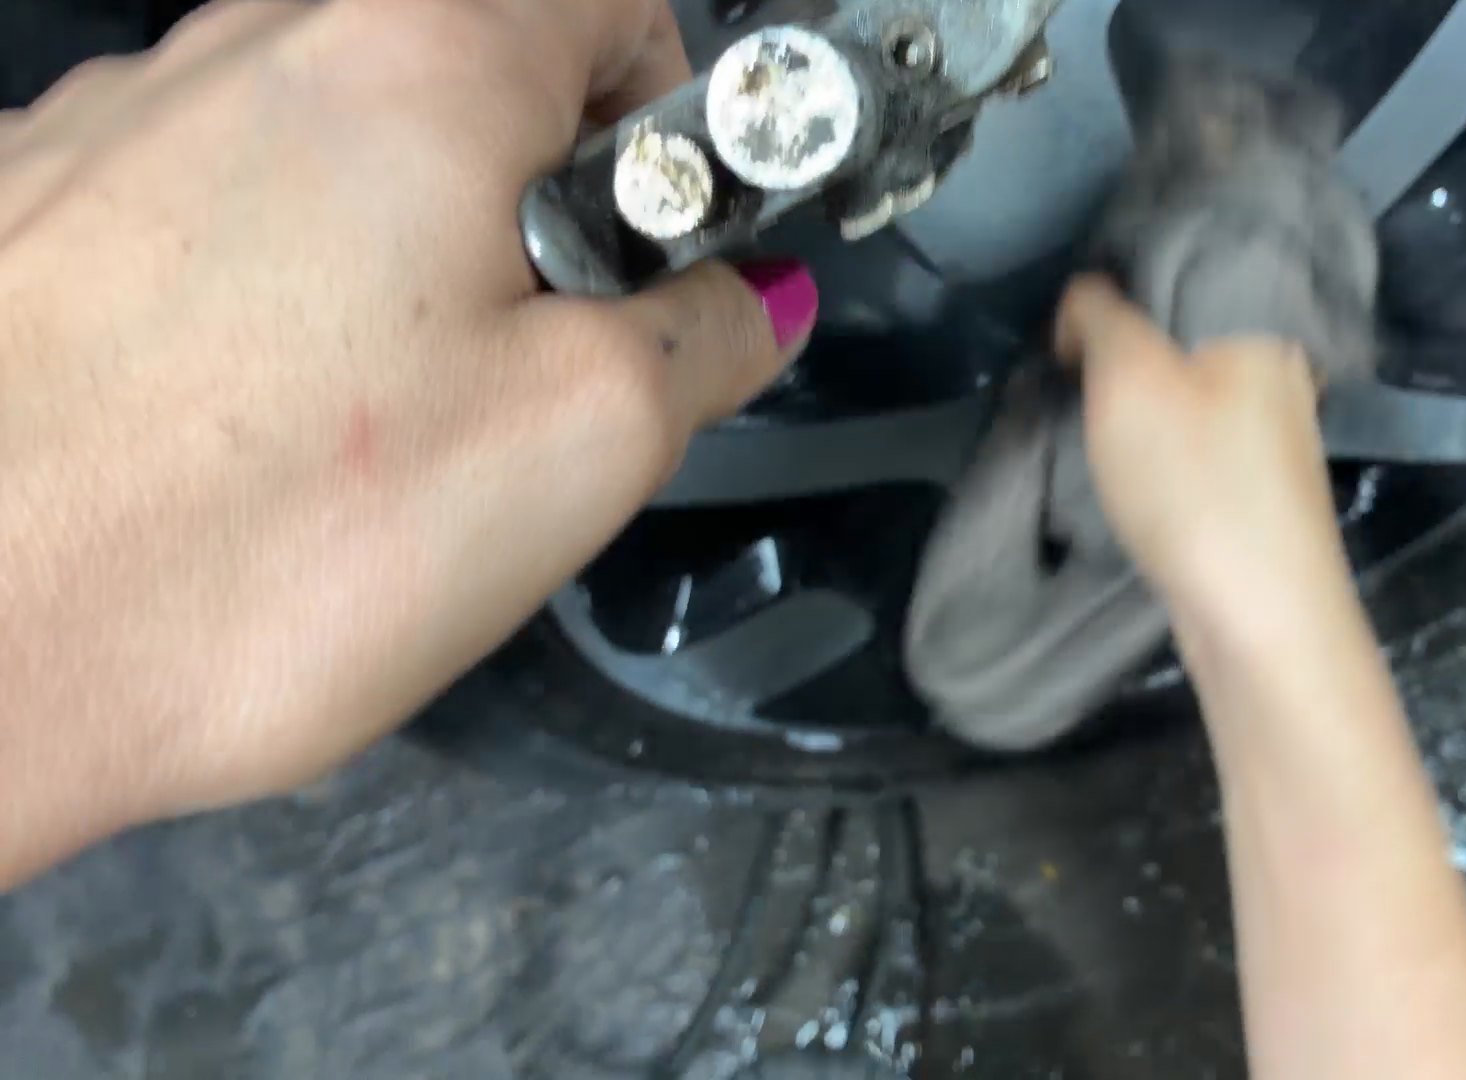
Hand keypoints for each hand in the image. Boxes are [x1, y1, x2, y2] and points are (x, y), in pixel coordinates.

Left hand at [0, 0, 815, 877]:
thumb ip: (715, 339)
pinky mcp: (67, 234)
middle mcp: (254, 57)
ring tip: (450, 416)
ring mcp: (133, 136)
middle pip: (506, 94)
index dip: (682, 127)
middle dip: (583, 223)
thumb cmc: (298, 537)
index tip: (678, 250)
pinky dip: (356, 309)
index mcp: (409, 67)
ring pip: (396, 170)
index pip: (617, 8)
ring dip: (472, 274)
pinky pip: (283, 232)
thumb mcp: (600, 428)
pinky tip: (332, 430)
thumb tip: (766, 301)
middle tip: (577, 363)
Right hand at [1054, 275, 1346, 606]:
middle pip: (1184, 334)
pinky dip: (1159, 441)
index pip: (1182, 269)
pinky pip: (1196, 439)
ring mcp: (1273, 436)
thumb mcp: (1127, 377)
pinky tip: (1133, 463)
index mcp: (1261, 327)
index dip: (1116, 286)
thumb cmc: (1194, 484)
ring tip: (1090, 412)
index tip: (1068, 322)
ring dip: (1139, 399)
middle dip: (1124, 347)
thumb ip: (1098, 317)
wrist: (1256, 614)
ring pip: (1188, 390)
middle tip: (1068, 367)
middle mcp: (1279, 373)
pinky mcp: (1256, 488)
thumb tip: (1083, 303)